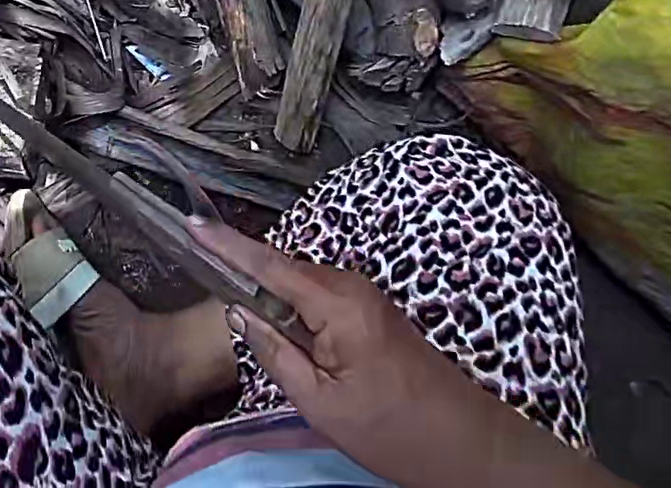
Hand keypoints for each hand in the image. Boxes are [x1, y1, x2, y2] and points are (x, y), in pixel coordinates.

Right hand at [190, 219, 630, 487]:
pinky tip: (273, 314)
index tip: (191, 221)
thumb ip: (274, 352)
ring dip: (263, 284)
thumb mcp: (324, 405)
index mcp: (336, 304)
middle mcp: (347, 284)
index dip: (224, 243)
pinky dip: (286, 298)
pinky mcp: (366, 304)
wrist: (478, 449)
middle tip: (199, 252)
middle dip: (239, 261)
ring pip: (295, 279)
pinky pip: (312, 291)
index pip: (266, 264)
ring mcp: (360, 291)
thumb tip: (236, 311)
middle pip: (278, 266)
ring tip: (229, 285)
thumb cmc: (398, 433)